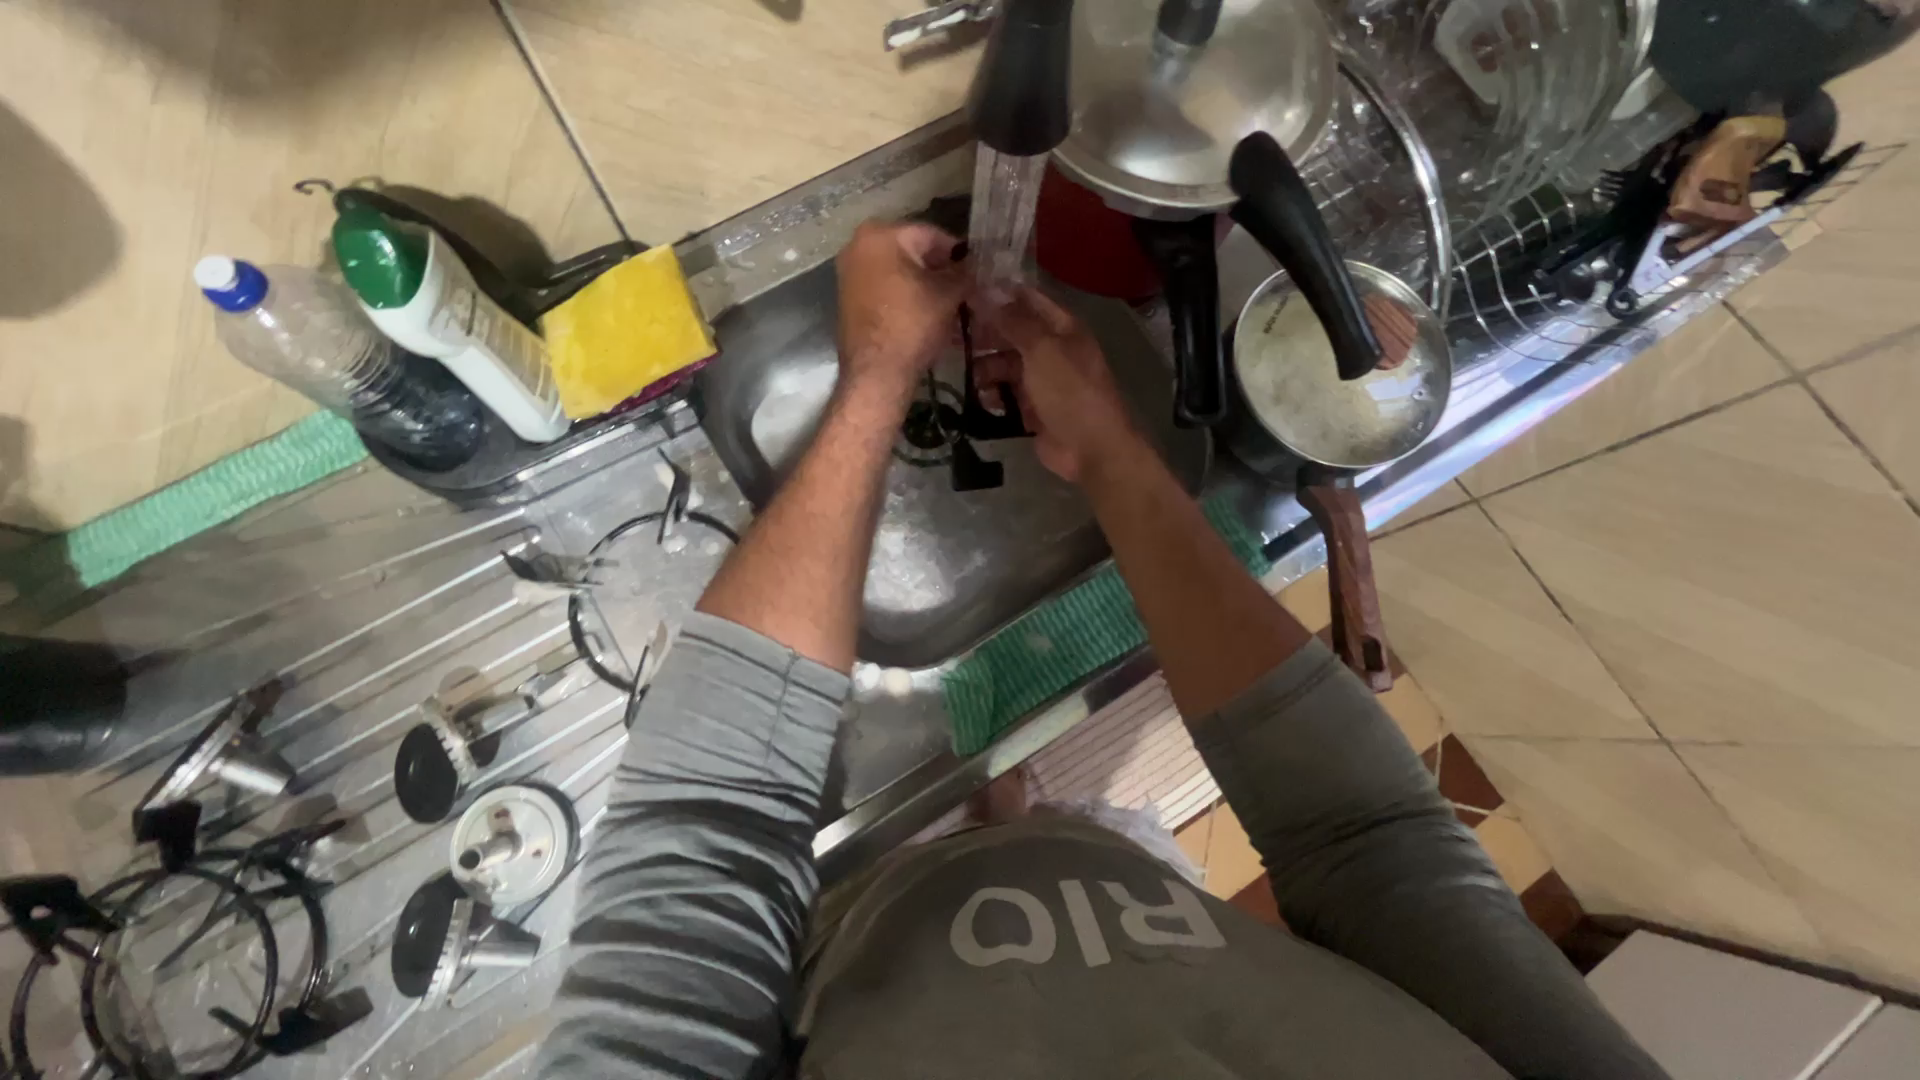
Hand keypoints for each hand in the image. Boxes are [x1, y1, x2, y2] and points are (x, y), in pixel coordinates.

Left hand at [835, 221, 965, 409]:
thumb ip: (965, 272)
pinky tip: (928, 316)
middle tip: (965, 290)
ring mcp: (849, 273)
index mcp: (881, 234)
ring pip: (900, 272)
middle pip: (913, 252)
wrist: (876, 373)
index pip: (932, 234)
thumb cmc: (912, 325)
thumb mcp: (948, 295)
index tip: (978, 271)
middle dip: (941, 270)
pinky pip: (886, 290)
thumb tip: (978, 266)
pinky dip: (907, 298)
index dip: (960, 254)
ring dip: (926, 286)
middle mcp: (858, 245)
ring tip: (951, 306)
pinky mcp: (849, 299)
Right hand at [972, 286, 1145, 483]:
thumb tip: (986, 290)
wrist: (1091, 447)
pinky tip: (982, 398)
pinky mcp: (1033, 408)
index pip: (1026, 300)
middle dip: (985, 334)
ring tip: (970, 376)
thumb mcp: (1042, 349)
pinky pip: (1007, 394)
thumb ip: (1013, 321)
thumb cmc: (1070, 391)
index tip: (962, 294)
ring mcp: (1042, 380)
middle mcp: (1052, 349)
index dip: (997, 295)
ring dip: (986, 368)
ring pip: (1006, 365)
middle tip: (953, 337)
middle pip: (1012, 333)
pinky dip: (993, 394)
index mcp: (1062, 328)